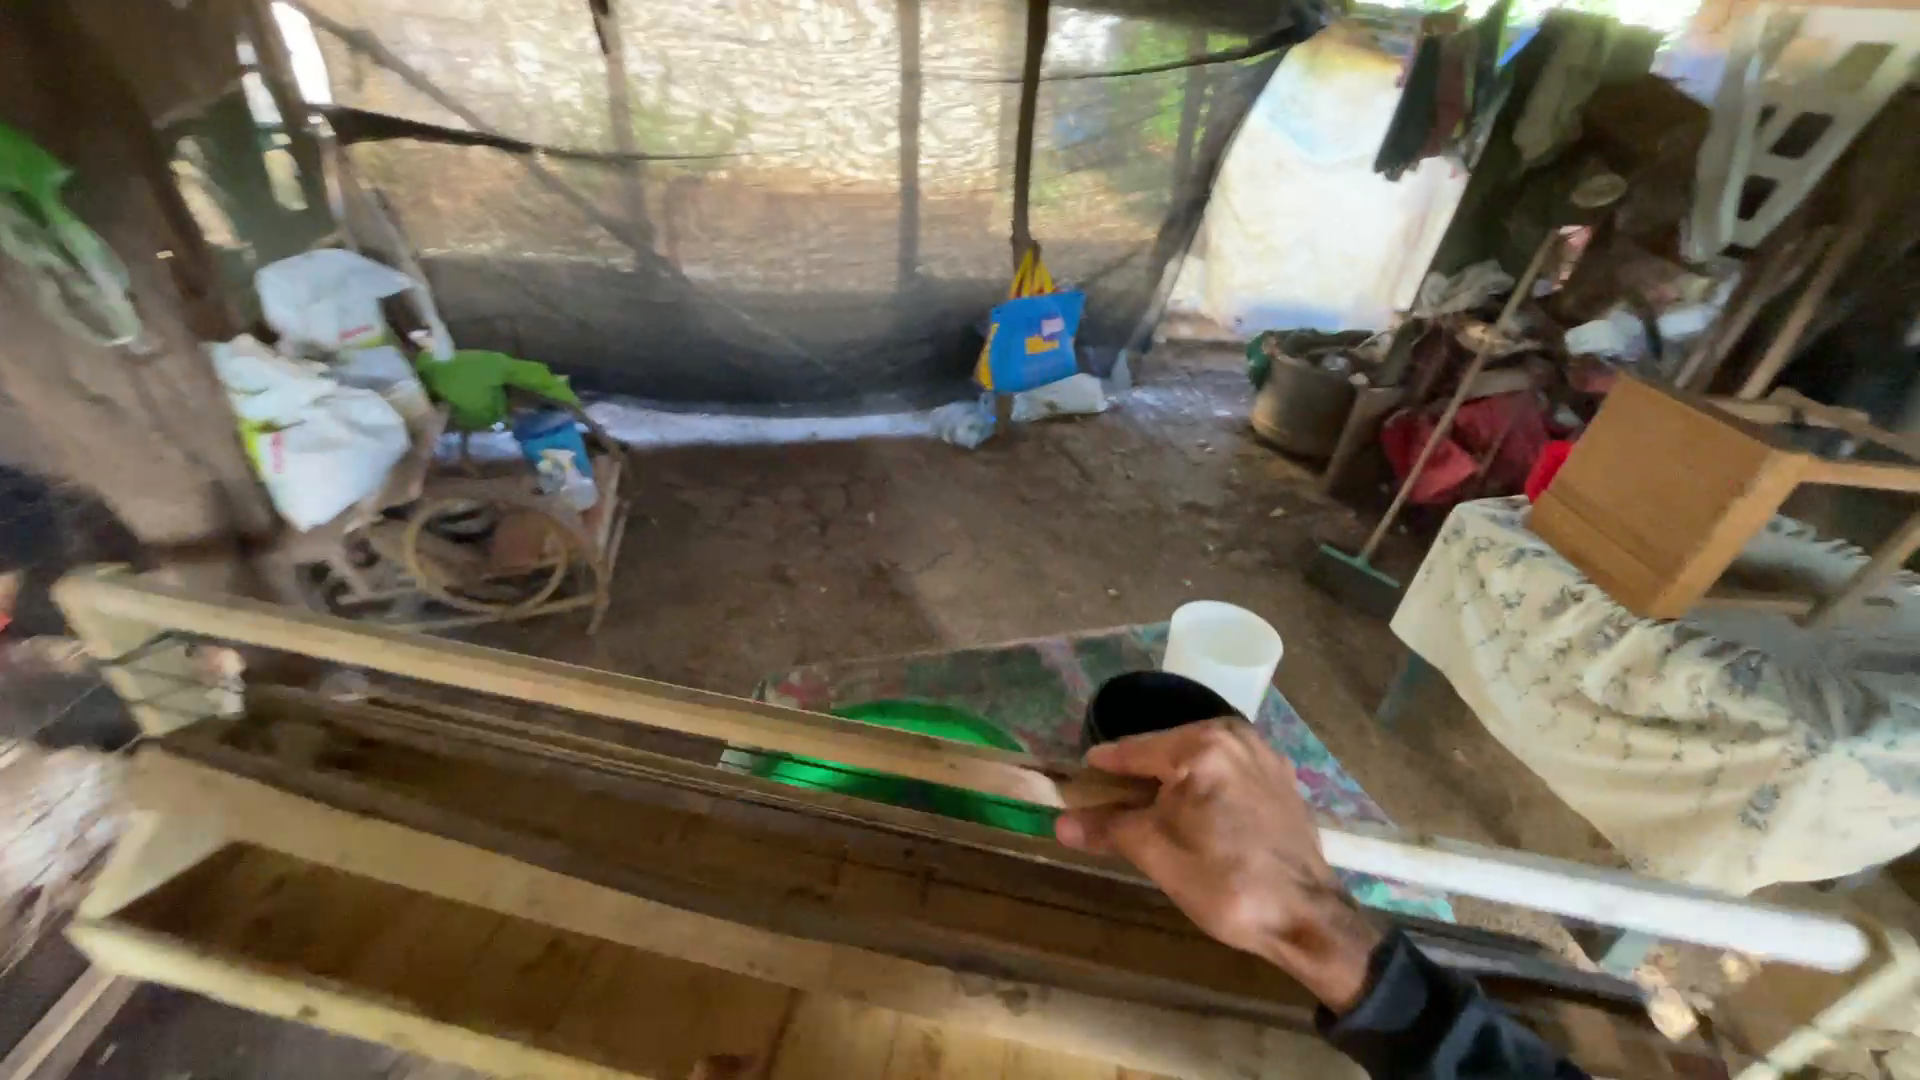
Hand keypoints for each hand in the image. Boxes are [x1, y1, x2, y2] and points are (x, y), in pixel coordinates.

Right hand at [1056, 720, 1381, 1011]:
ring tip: (1150, 810)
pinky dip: (1204, 784)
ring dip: (1171, 778)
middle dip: (1138, 775)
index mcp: (1201, 745)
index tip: (1077, 779)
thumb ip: (1106, 827)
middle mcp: (1234, 735)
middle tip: (1112, 803)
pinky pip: (1226, 769)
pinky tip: (1196, 812)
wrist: (1306, 919)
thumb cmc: (1223, 881)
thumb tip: (1060, 823)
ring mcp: (1263, 753)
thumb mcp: (1155, 852)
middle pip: (1165, 749)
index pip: (1133, 749)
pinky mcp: (1280, 776)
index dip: (1102, 767)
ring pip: (1198, 757)